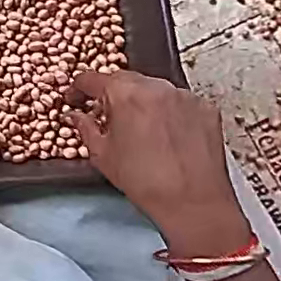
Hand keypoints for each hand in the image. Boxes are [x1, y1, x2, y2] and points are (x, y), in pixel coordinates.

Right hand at [64, 70, 251, 255]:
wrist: (192, 201)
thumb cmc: (144, 181)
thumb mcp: (102, 155)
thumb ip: (85, 128)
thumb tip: (76, 116)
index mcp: (124, 94)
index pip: (92, 78)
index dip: (79, 88)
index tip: (76, 98)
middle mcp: (156, 87)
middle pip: (124, 79)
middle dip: (110, 93)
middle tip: (104, 114)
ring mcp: (183, 96)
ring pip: (153, 88)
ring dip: (140, 101)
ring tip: (137, 128)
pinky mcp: (205, 108)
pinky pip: (178, 101)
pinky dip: (166, 111)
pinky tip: (163, 134)